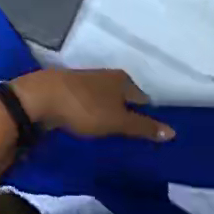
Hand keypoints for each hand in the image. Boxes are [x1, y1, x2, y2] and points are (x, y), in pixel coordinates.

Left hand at [8, 68, 174, 141]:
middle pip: (124, 98)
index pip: (144, 99)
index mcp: (122, 80)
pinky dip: (92, 115)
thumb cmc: (84, 107)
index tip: (151, 133)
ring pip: (105, 100)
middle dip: (129, 114)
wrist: (40, 97)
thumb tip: (173, 131)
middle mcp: (106, 77)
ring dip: (109, 114)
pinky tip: (90, 126)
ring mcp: (86, 82)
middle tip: (133, 137)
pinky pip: (88, 105)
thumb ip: (143, 127)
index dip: (148, 115)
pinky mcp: (69, 91)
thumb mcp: (117, 121)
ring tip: (113, 134)